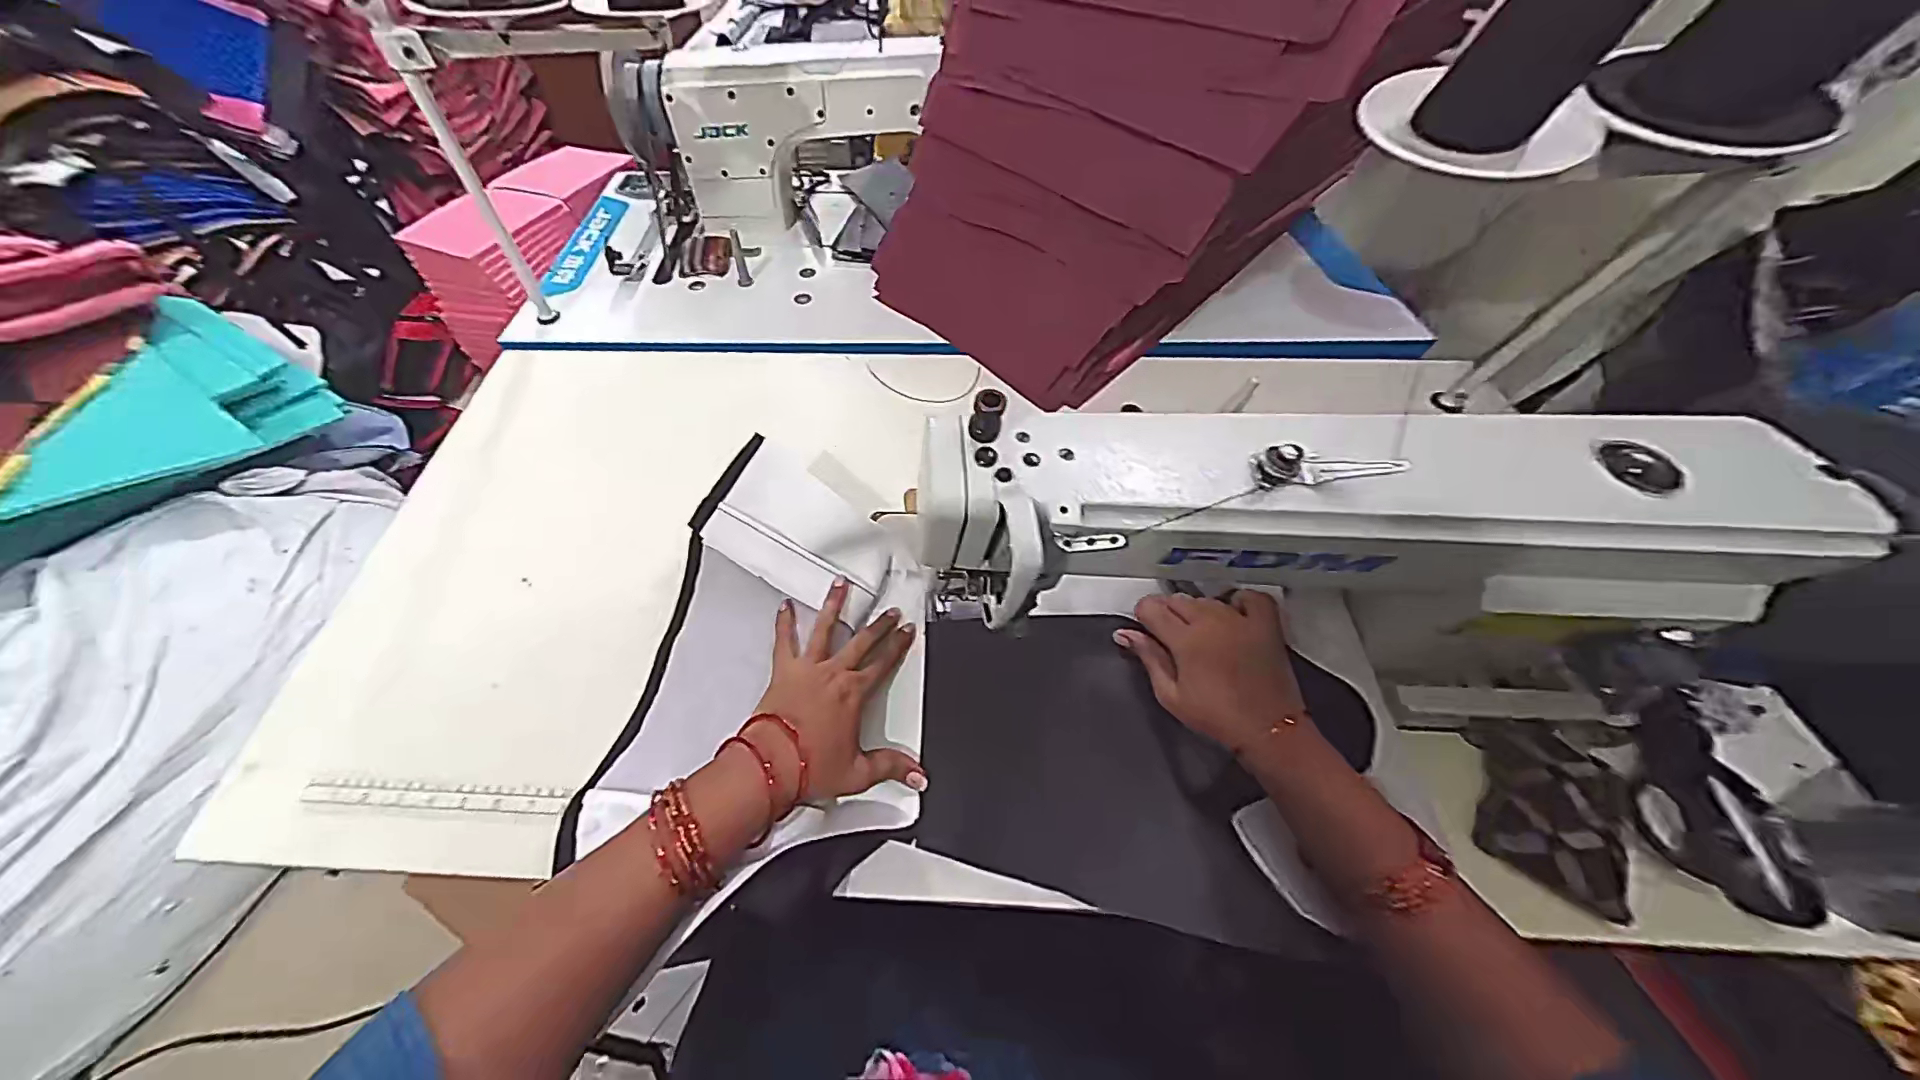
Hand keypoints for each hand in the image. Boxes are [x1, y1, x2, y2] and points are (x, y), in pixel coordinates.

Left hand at [750, 578, 926, 801]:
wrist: (772, 764)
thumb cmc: (808, 765)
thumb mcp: (858, 771)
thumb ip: (890, 767)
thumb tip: (916, 774)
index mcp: (854, 694)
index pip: (884, 663)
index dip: (898, 646)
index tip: (906, 633)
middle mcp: (833, 675)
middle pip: (863, 641)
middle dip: (880, 625)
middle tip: (890, 612)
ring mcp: (808, 669)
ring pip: (825, 628)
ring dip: (835, 605)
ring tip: (840, 587)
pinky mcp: (784, 671)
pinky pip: (784, 640)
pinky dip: (785, 622)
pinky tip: (786, 608)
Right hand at [1113, 590, 1307, 752]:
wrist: (1268, 729)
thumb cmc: (1215, 717)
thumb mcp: (1171, 695)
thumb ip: (1149, 658)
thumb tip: (1124, 634)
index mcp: (1185, 639)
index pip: (1150, 607)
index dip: (1143, 617)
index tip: (1147, 632)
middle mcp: (1210, 621)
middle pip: (1176, 600)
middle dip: (1167, 613)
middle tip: (1172, 639)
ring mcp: (1240, 619)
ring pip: (1206, 599)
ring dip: (1197, 611)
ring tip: (1200, 634)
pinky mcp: (1266, 624)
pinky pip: (1248, 597)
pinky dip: (1237, 600)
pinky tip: (1232, 615)